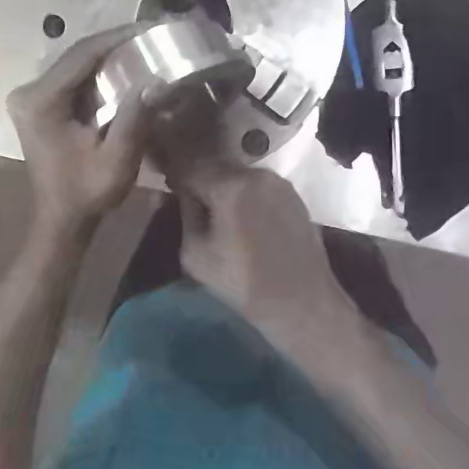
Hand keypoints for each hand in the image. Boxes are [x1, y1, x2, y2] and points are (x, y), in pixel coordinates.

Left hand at [8, 24, 152, 233]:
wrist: (63, 218)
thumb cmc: (87, 192)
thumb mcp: (117, 159)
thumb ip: (134, 118)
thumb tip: (156, 79)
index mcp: (41, 101)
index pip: (82, 54)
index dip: (117, 37)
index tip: (149, 26)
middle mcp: (29, 91)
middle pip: (77, 54)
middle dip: (115, 42)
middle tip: (152, 33)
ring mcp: (31, 96)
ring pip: (76, 62)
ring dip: (109, 54)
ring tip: (144, 44)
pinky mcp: (38, 102)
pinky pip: (73, 75)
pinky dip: (99, 69)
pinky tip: (125, 65)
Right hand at [174, 165, 356, 345]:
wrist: (303, 303)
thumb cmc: (243, 283)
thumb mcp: (195, 253)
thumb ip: (185, 213)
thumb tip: (180, 192)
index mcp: (229, 185)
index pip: (189, 166)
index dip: (173, 173)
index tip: (165, 183)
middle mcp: (255, 173)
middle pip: (215, 165)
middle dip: (199, 177)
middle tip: (187, 195)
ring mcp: (279, 181)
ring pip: (238, 174)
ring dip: (223, 185)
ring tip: (216, 208)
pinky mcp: (294, 194)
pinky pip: (258, 185)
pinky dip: (245, 193)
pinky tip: (243, 217)